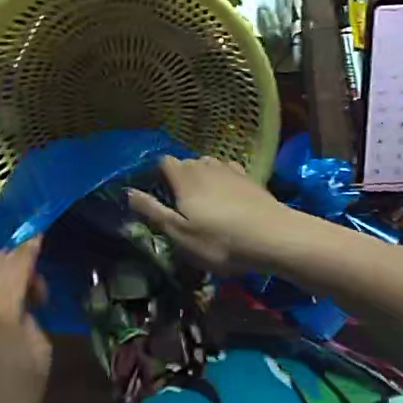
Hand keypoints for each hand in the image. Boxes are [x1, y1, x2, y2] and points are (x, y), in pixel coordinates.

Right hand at [126, 156, 293, 273]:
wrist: (274, 238)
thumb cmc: (220, 241)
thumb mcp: (179, 233)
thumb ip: (152, 211)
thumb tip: (127, 191)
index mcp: (184, 177)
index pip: (163, 162)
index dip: (157, 176)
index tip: (158, 196)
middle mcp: (205, 166)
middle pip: (185, 163)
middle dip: (179, 179)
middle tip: (180, 207)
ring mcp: (230, 170)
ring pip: (208, 166)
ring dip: (202, 179)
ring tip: (204, 203)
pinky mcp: (251, 179)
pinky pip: (229, 173)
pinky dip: (223, 181)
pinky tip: (228, 199)